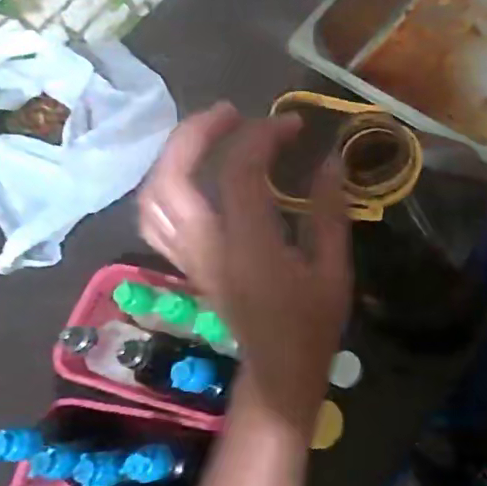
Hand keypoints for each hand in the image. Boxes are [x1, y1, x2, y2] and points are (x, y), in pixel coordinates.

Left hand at [138, 103, 351, 433]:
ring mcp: (189, 259)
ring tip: (206, 135)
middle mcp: (208, 250)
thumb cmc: (312, 327)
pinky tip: (189, 174)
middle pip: (172, 179)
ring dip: (172, 157)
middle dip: (195, 134)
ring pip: (152, 199)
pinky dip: (164, 186)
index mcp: (249, 250)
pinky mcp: (185, 266)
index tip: (293, 126)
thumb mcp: (334, 272)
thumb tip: (330, 163)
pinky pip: (154, 220)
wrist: (278, 372)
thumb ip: (329, 214)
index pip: (238, 174)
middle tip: (230, 113)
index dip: (262, 137)